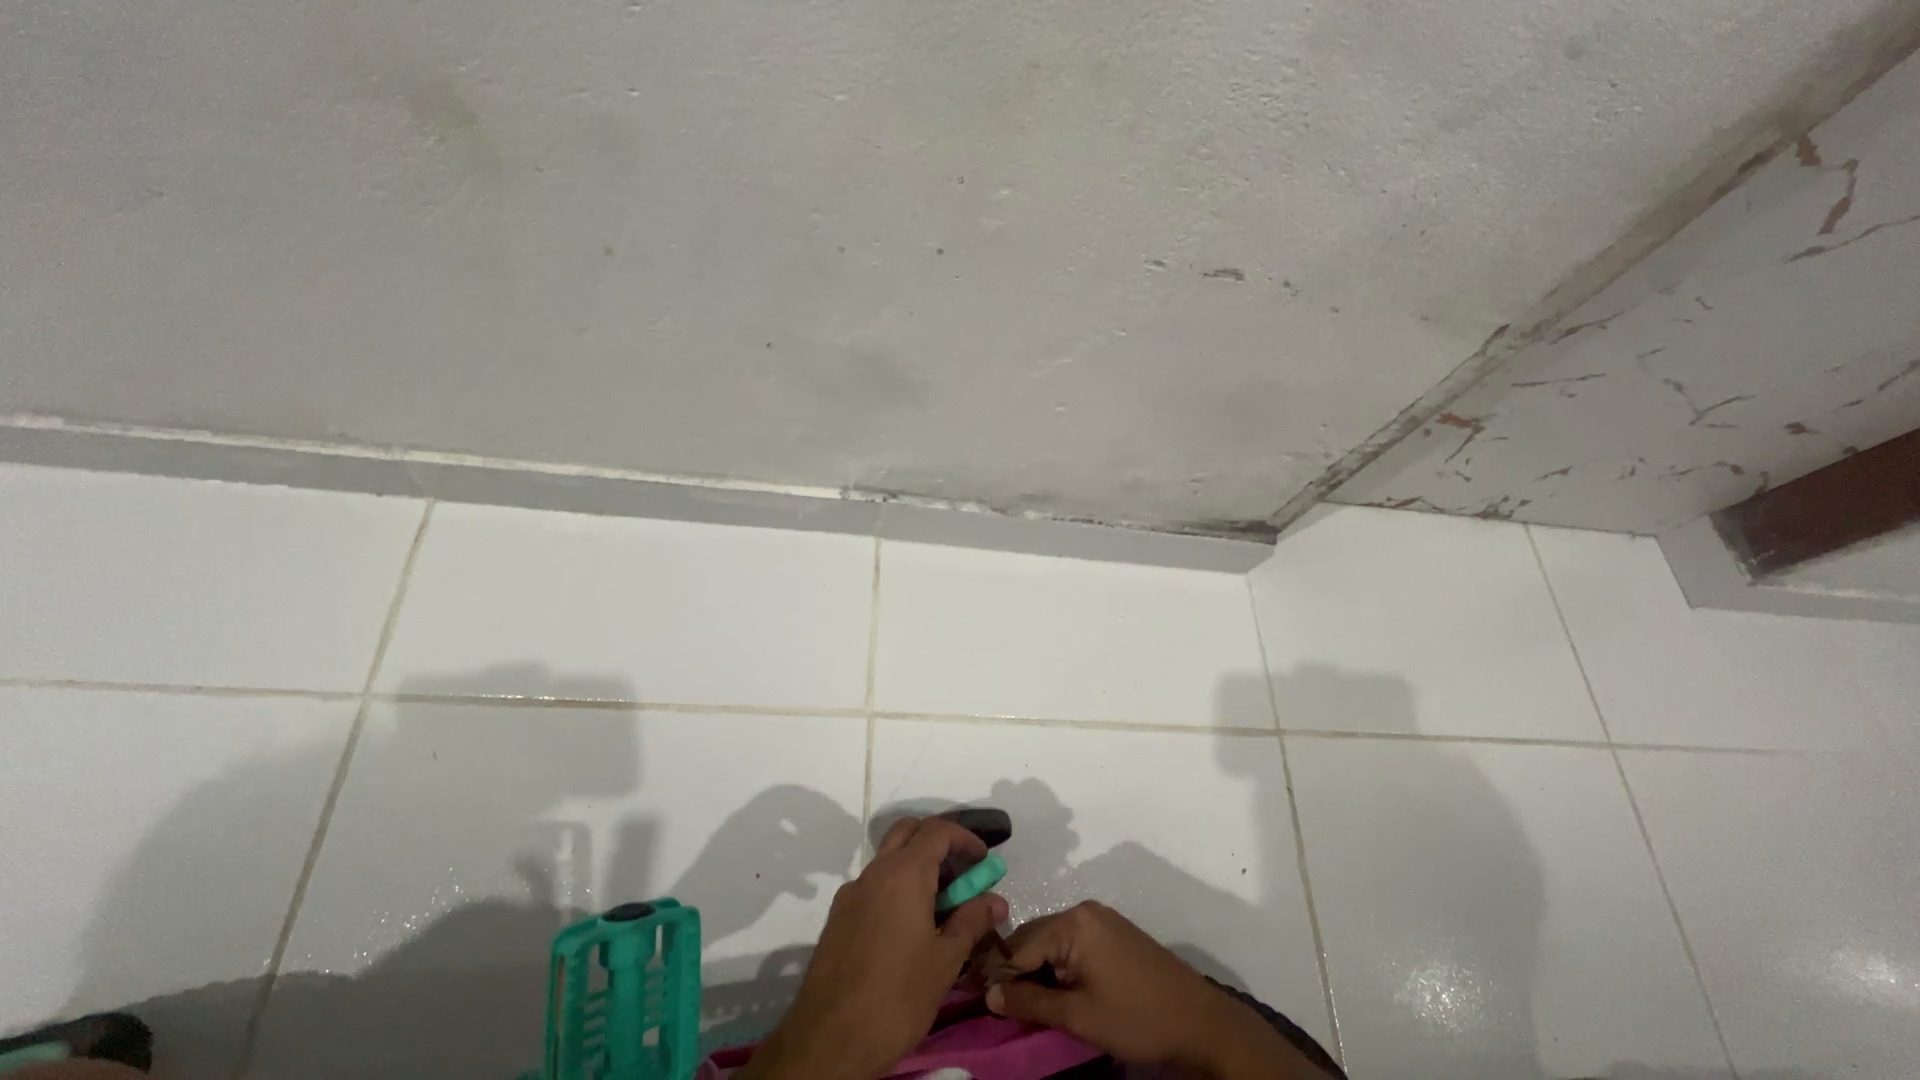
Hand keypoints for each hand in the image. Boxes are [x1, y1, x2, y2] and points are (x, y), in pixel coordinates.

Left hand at [742, 816, 1006, 1079]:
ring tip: (941, 908)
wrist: (830, 1039)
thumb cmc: (897, 997)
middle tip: (962, 874)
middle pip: (908, 833)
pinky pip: (873, 886)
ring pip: (888, 860)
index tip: (984, 861)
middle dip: (938, 843)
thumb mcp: (945, 960)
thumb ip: (972, 921)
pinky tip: (909, 929)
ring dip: (916, 867)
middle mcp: (874, 873)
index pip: (937, 830)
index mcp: (903, 874)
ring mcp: (851, 894)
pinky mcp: (838, 917)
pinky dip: (896, 889)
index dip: (965, 838)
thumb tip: (996, 900)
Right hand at [980, 900, 1219, 1065]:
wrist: (1201, 1023)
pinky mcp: (1113, 932)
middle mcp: (1084, 910)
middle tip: (996, 1003)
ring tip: (1021, 1000)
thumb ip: (1030, 1001)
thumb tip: (988, 994)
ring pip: (1052, 942)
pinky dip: (1058, 965)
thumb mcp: (1078, 1016)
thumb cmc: (1137, 1018)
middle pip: (1033, 939)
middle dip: (1015, 970)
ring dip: (1036, 969)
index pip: (1018, 946)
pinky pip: (1072, 944)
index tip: (975, 998)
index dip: (997, 974)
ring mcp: (1101, 919)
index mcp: (1074, 923)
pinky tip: (1052, 990)